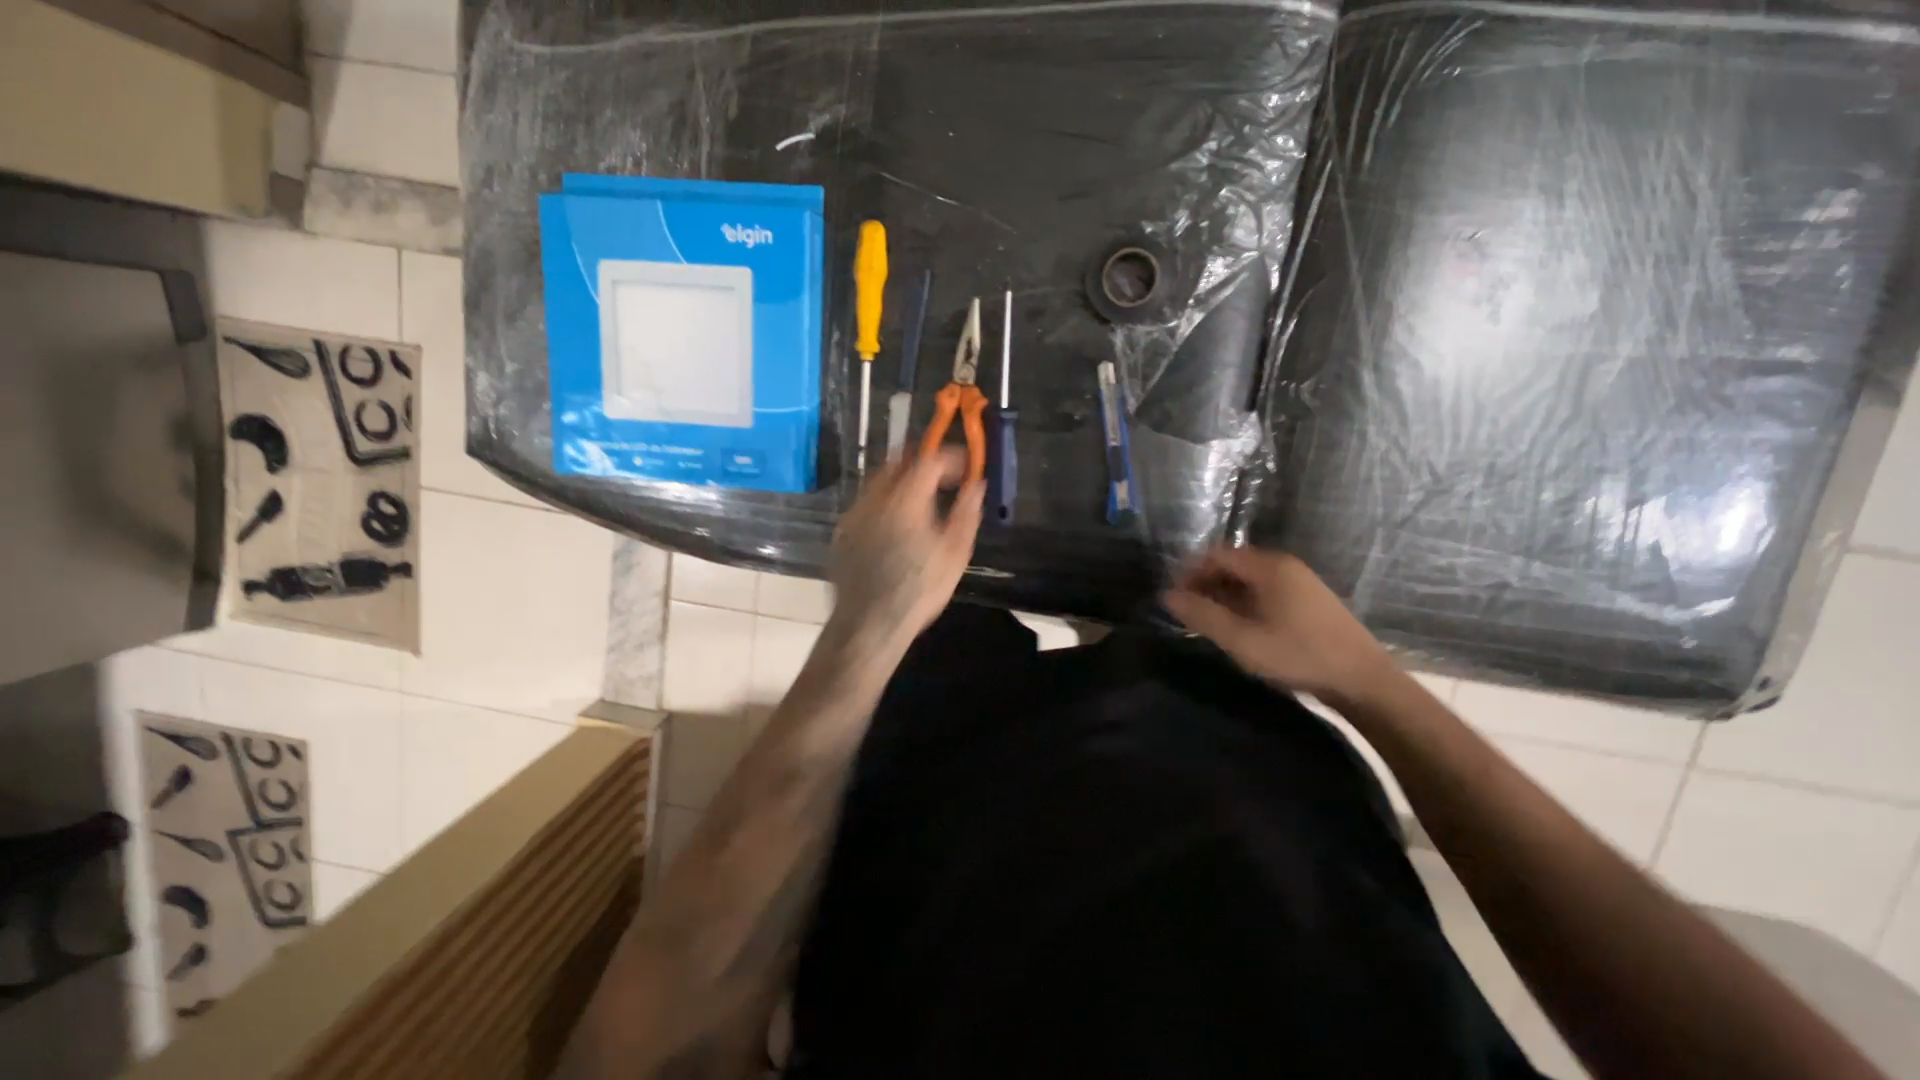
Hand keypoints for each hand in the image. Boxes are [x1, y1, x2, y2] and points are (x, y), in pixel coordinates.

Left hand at [827, 448, 983, 645]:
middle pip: (898, 462)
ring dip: (902, 483)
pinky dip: (884, 504)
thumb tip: (975, 485)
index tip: (967, 467)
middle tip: (944, 478)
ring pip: (878, 483)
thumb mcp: (955, 552)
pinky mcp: (842, 533)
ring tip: (922, 503)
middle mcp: (874, 498)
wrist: (869, 623)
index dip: (951, 458)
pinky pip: (865, 505)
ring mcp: (854, 514)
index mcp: (905, 498)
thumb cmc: (919, 589)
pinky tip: (895, 526)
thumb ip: (967, 512)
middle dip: (923, 463)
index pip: (929, 459)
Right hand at [1164, 547, 1394, 705]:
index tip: (1173, 596)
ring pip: (1250, 580)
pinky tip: (1241, 629)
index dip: (1190, 571)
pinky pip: (1266, 592)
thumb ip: (1203, 616)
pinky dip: (1245, 603)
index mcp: (1269, 567)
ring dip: (1225, 596)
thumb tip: (1167, 596)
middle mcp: (1285, 566)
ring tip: (1209, 623)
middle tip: (1186, 612)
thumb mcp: (1243, 640)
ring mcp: (1301, 583)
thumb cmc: (1299, 656)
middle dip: (1206, 583)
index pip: (1217, 554)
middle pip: (1234, 564)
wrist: (1362, 680)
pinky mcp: (1310, 601)